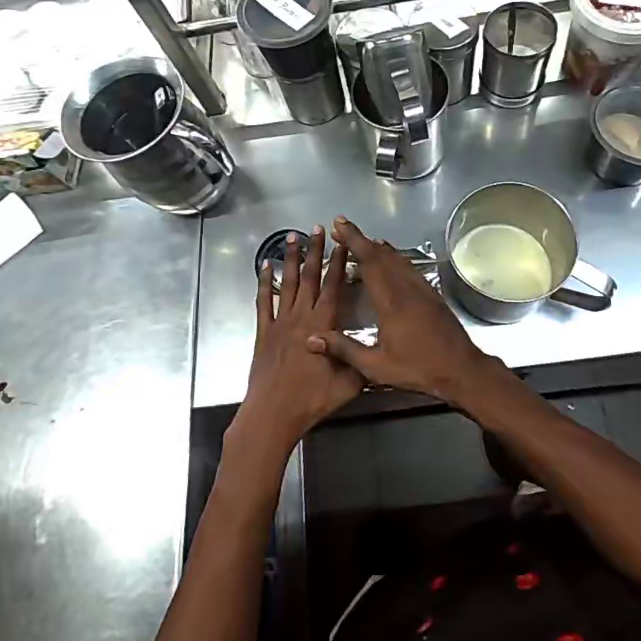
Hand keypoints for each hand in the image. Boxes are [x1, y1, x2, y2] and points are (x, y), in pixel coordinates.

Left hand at [234, 227, 361, 452]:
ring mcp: (280, 321)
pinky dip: (264, 282)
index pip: (333, 287)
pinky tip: (265, 267)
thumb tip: (376, 348)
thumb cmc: (313, 399)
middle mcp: (301, 317)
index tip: (343, 243)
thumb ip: (360, 361)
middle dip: (315, 251)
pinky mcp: (263, 330)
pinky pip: (264, 300)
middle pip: (309, 277)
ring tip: (293, 237)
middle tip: (318, 228)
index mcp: (323, 325)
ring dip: (290, 258)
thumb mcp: (349, 384)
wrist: (274, 411)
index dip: (338, 263)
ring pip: (287, 283)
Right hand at [311, 217, 502, 406]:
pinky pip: (408, 267)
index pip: (369, 262)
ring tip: (360, 241)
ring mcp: (421, 289)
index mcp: (390, 301)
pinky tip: (388, 260)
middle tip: (340, 228)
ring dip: (376, 246)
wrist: (464, 371)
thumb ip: (344, 350)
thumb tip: (311, 339)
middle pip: (380, 254)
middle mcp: (405, 288)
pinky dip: (393, 257)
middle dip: (360, 238)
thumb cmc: (419, 369)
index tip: (338, 225)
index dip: (353, 240)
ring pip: (396, 258)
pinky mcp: (431, 294)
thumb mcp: (377, 367)